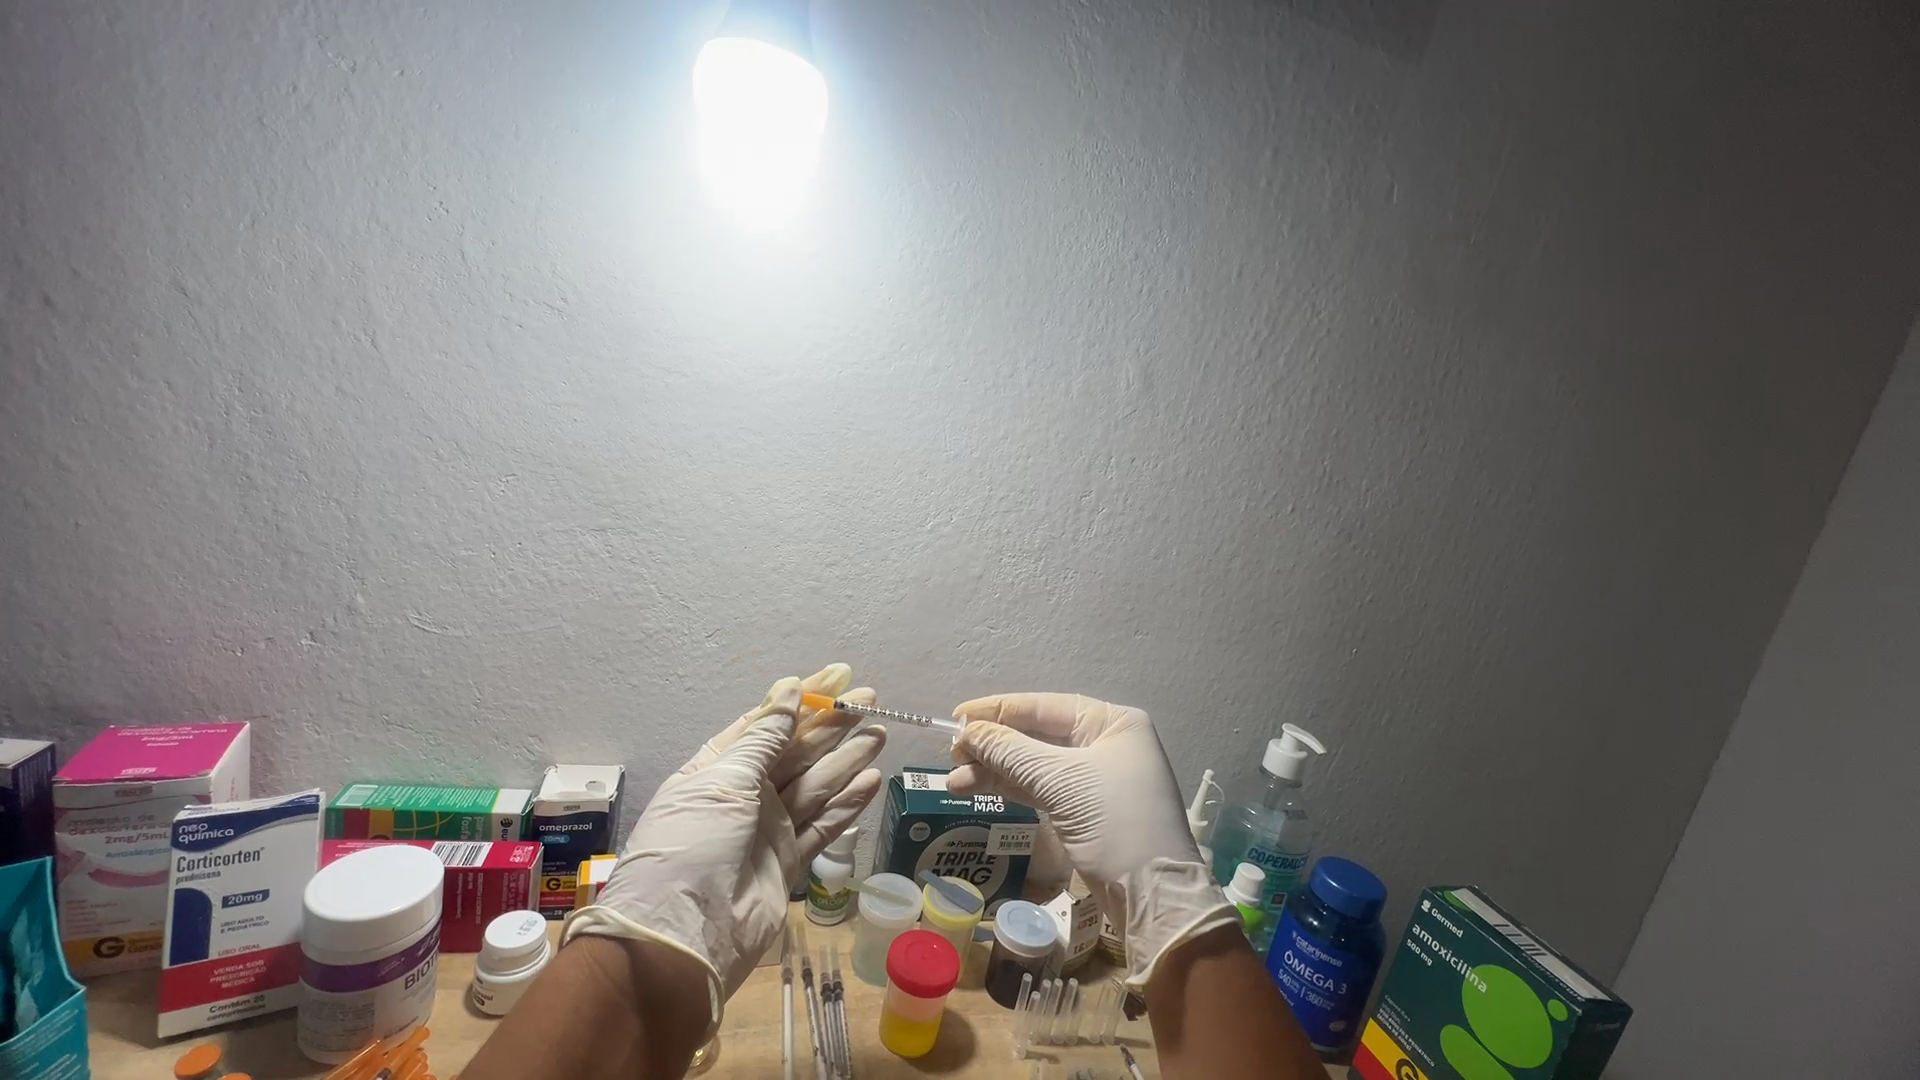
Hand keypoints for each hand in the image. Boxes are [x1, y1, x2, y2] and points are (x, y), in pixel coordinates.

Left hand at [565, 665, 885, 1032]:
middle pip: (796, 751)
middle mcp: (744, 795)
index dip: (800, 698)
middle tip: (870, 698)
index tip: (835, 676)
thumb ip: (763, 738)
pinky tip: (872, 780)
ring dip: (847, 758)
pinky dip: (847, 804)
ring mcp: (768, 829)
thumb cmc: (692, 845)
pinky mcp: (788, 861)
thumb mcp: (723, 781)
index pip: (764, 722)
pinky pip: (823, 825)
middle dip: (832, 724)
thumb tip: (790, 691)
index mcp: (718, 770)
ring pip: (816, 784)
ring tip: (880, 732)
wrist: (682, 939)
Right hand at [946, 693, 1235, 989]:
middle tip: (952, 752)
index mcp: (1111, 722)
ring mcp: (1094, 778)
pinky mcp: (1084, 809)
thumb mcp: (1061, 782)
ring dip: (994, 770)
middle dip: (994, 744)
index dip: (999, 710)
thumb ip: (1010, 752)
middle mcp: (1105, 743)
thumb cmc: (1117, 823)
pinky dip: (1009, 788)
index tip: (958, 716)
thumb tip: (967, 731)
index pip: (1045, 706)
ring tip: (954, 778)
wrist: (1154, 898)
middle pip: (1037, 734)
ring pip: (1033, 764)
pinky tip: (975, 788)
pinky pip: (1039, 788)